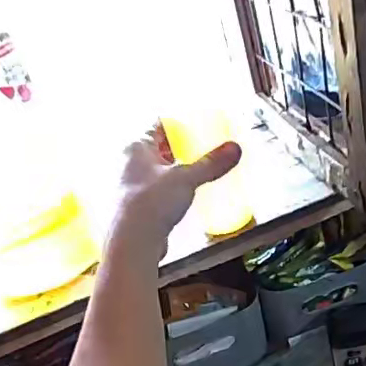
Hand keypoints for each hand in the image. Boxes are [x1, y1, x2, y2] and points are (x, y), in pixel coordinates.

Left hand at [108, 123, 241, 261]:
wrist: (133, 241)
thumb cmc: (151, 202)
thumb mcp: (186, 178)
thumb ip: (211, 163)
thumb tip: (234, 148)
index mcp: (137, 148)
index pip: (157, 127)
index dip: (175, 124)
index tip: (192, 123)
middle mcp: (130, 165)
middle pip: (157, 150)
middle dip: (176, 148)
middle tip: (198, 146)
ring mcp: (133, 187)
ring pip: (157, 172)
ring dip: (173, 171)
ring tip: (194, 170)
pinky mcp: (139, 208)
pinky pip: (158, 192)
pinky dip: (171, 191)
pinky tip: (183, 196)